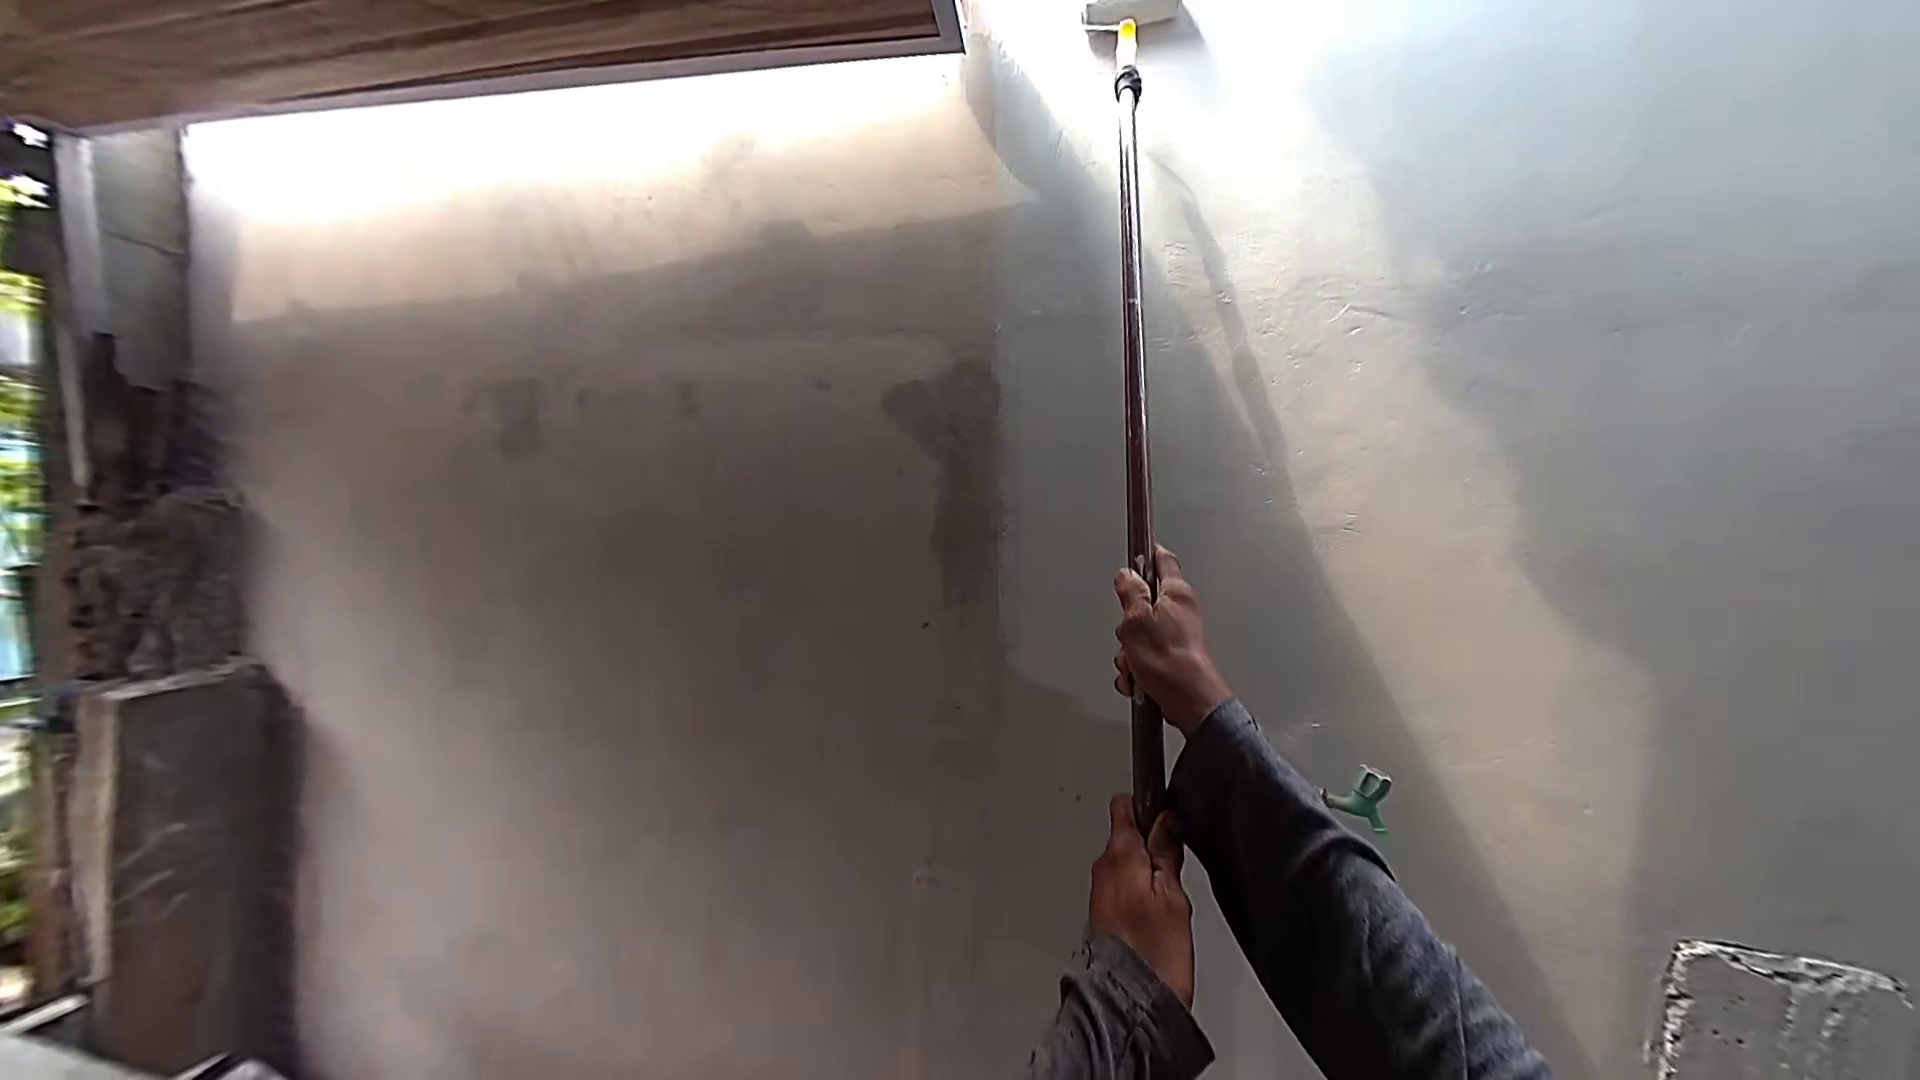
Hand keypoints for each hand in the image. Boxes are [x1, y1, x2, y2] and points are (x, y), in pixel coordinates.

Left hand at [1091, 795, 1194, 1008]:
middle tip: (1173, 869)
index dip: (1145, 805)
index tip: (1161, 813)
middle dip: (1149, 845)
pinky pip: (1120, 887)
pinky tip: (1154, 916)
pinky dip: (1136, 892)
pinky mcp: (1102, 912)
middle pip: (1126, 836)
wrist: (1131, 1001)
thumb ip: (1167, 851)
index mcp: (1119, 853)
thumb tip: (1166, 819)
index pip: (1124, 806)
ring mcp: (1099, 889)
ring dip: (1143, 872)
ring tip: (1166, 901)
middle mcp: (1102, 867)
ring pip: (1124, 863)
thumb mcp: (1174, 895)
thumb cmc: (1153, 953)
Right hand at [1114, 546, 1232, 736]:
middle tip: (1127, 631)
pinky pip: (1143, 658)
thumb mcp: (1137, 618)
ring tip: (1134, 662)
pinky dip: (1136, 670)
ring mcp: (1176, 636)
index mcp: (1176, 594)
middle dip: (1126, 622)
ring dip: (1128, 651)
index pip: (1163, 560)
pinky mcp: (1171, 658)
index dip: (1147, 554)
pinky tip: (1139, 678)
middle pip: (1142, 603)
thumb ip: (1130, 592)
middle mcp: (1180, 612)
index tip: (1136, 551)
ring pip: (1138, 634)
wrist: (1189, 702)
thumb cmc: (1170, 661)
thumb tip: (1126, 575)